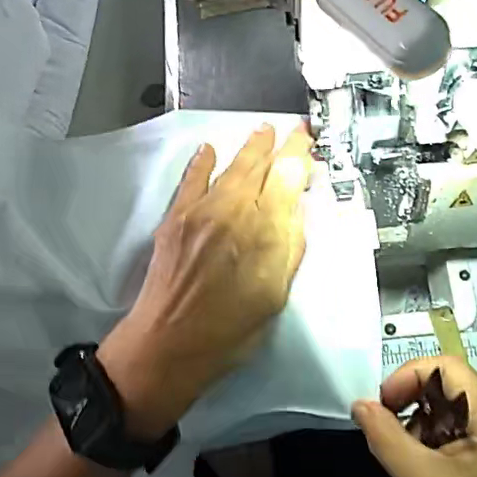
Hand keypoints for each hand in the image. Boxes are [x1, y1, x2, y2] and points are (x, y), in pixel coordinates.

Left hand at [101, 123, 312, 438]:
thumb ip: (290, 247)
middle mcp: (234, 213)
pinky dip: (201, 162)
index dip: (300, 155)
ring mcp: (201, 212)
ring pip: (230, 168)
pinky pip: (191, 179)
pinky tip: (208, 149)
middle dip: (277, 145)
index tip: (307, 143)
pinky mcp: (176, 218)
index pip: (288, 177)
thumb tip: (297, 210)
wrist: (169, 344)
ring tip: (261, 133)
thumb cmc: (229, 330)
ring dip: (248, 148)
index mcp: (266, 232)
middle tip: (290, 132)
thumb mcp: (277, 293)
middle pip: (260, 166)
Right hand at [351, 355, 476, 476]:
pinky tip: (419, 459)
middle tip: (386, 427)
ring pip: (447, 401)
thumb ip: (387, 438)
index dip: (409, 377)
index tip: (384, 407)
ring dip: (418, 418)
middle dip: (410, 399)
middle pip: (447, 381)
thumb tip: (360, 405)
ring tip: (404, 450)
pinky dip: (430, 432)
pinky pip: (453, 421)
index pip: (447, 367)